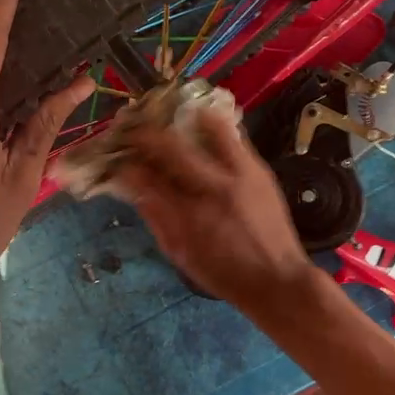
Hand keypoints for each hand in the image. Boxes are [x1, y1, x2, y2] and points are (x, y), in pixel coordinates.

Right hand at [113, 108, 324, 313]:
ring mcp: (241, 174)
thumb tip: (132, 187)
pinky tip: (200, 118)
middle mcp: (215, 188)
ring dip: (183, 118)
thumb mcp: (180, 252)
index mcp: (190, 215)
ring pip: (210, 129)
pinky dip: (214, 124)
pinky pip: (234, 136)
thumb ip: (155, 216)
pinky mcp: (259, 170)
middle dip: (145, 135)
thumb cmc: (223, 273)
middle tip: (131, 129)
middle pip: (172, 148)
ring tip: (167, 114)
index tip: (115, 159)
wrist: (279, 281)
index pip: (147, 179)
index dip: (126, 165)